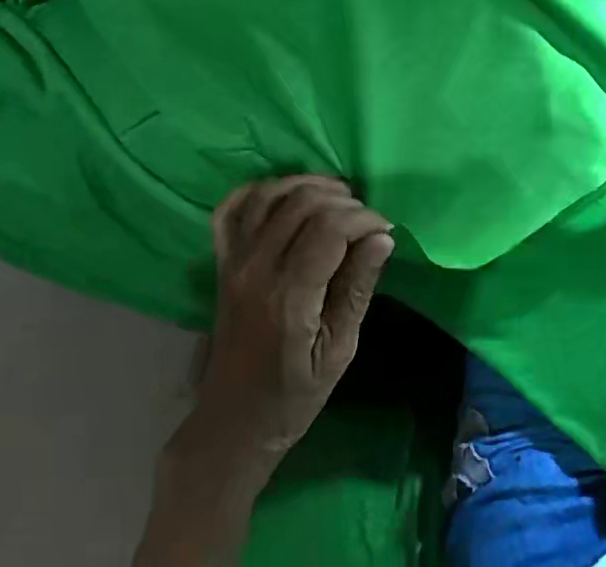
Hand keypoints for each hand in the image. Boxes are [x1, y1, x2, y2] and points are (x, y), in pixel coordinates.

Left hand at [193, 175, 395, 460]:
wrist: (234, 420)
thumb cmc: (295, 395)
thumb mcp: (340, 350)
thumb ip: (358, 287)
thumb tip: (382, 237)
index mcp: (289, 297)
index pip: (328, 227)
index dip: (363, 217)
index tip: (385, 228)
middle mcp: (256, 269)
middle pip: (300, 203)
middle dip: (342, 200)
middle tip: (366, 219)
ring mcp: (232, 261)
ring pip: (267, 195)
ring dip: (306, 185)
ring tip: (337, 198)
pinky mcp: (220, 261)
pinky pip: (230, 210)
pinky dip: (257, 191)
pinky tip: (285, 194)